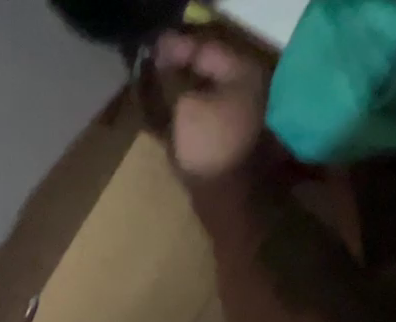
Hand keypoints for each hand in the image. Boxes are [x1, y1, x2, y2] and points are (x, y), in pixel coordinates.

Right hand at [154, 31, 270, 181]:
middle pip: (204, 73)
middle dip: (177, 74)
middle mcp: (247, 90)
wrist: (228, 200)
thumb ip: (171, 81)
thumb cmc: (208, 146)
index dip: (173, 50)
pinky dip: (184, 119)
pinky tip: (165, 123)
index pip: (203, 48)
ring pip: (202, 97)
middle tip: (149, 75)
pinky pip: (202, 120)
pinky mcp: (229, 142)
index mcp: (241, 73)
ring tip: (152, 99)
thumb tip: (159, 68)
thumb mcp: (184, 106)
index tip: (148, 56)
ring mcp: (240, 118)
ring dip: (179, 98)